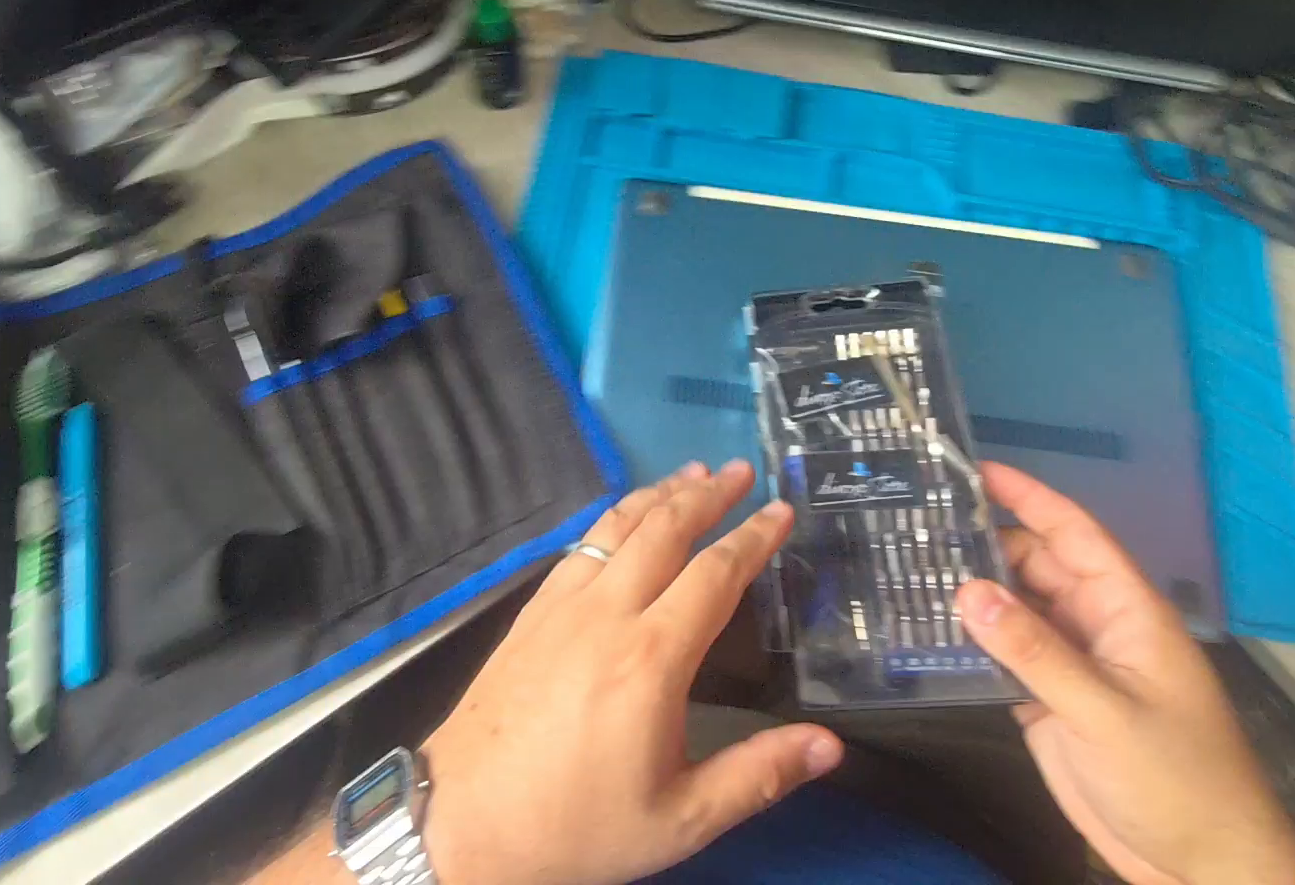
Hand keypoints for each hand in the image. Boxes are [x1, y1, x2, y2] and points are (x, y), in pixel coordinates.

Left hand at [419, 461, 842, 884]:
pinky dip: (615, 517)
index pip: (715, 574)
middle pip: (666, 530)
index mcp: (652, 657)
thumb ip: (759, 775)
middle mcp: (608, 612)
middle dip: (709, 494)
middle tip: (741, 470)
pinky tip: (625, 516)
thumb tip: (831, 745)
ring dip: (661, 493)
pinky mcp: (533, 609)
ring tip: (693, 472)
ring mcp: (563, 603)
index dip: (753, 537)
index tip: (781, 509)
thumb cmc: (578, 824)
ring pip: (619, 526)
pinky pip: (582, 544)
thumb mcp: (681, 818)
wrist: (462, 820)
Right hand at [955, 463, 1294, 884]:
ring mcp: (1067, 662)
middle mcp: (1092, 625)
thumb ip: (1035, 652)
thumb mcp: (1106, 713)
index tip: (978, 470)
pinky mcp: (1043, 697)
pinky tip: (925, 627)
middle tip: (921, 525)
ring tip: (910, 568)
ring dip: (970, 591)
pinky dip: (967, 639)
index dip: (1031, 498)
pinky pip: (999, 652)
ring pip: (1012, 607)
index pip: (1074, 536)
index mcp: (1124, 612)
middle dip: (984, 542)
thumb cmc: (1176, 781)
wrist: (1197, 870)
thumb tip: (968, 590)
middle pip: (1032, 566)